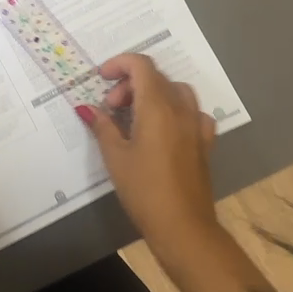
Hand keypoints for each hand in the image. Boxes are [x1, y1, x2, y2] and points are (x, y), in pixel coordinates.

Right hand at [76, 53, 221, 257]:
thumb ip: (102, 126)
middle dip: (130, 84)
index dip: (119, 64)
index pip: (141, 65)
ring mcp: (197, 126)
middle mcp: (181, 109)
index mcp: (157, 107)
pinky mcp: (205, 143)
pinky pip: (193, 113)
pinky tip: (164, 130)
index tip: (102, 78)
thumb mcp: (115, 156)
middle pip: (157, 77)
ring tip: (135, 117)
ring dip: (153, 93)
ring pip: (177, 91)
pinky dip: (175, 110)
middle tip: (112, 109)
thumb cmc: (144, 189)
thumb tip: (86, 108)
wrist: (184, 227)